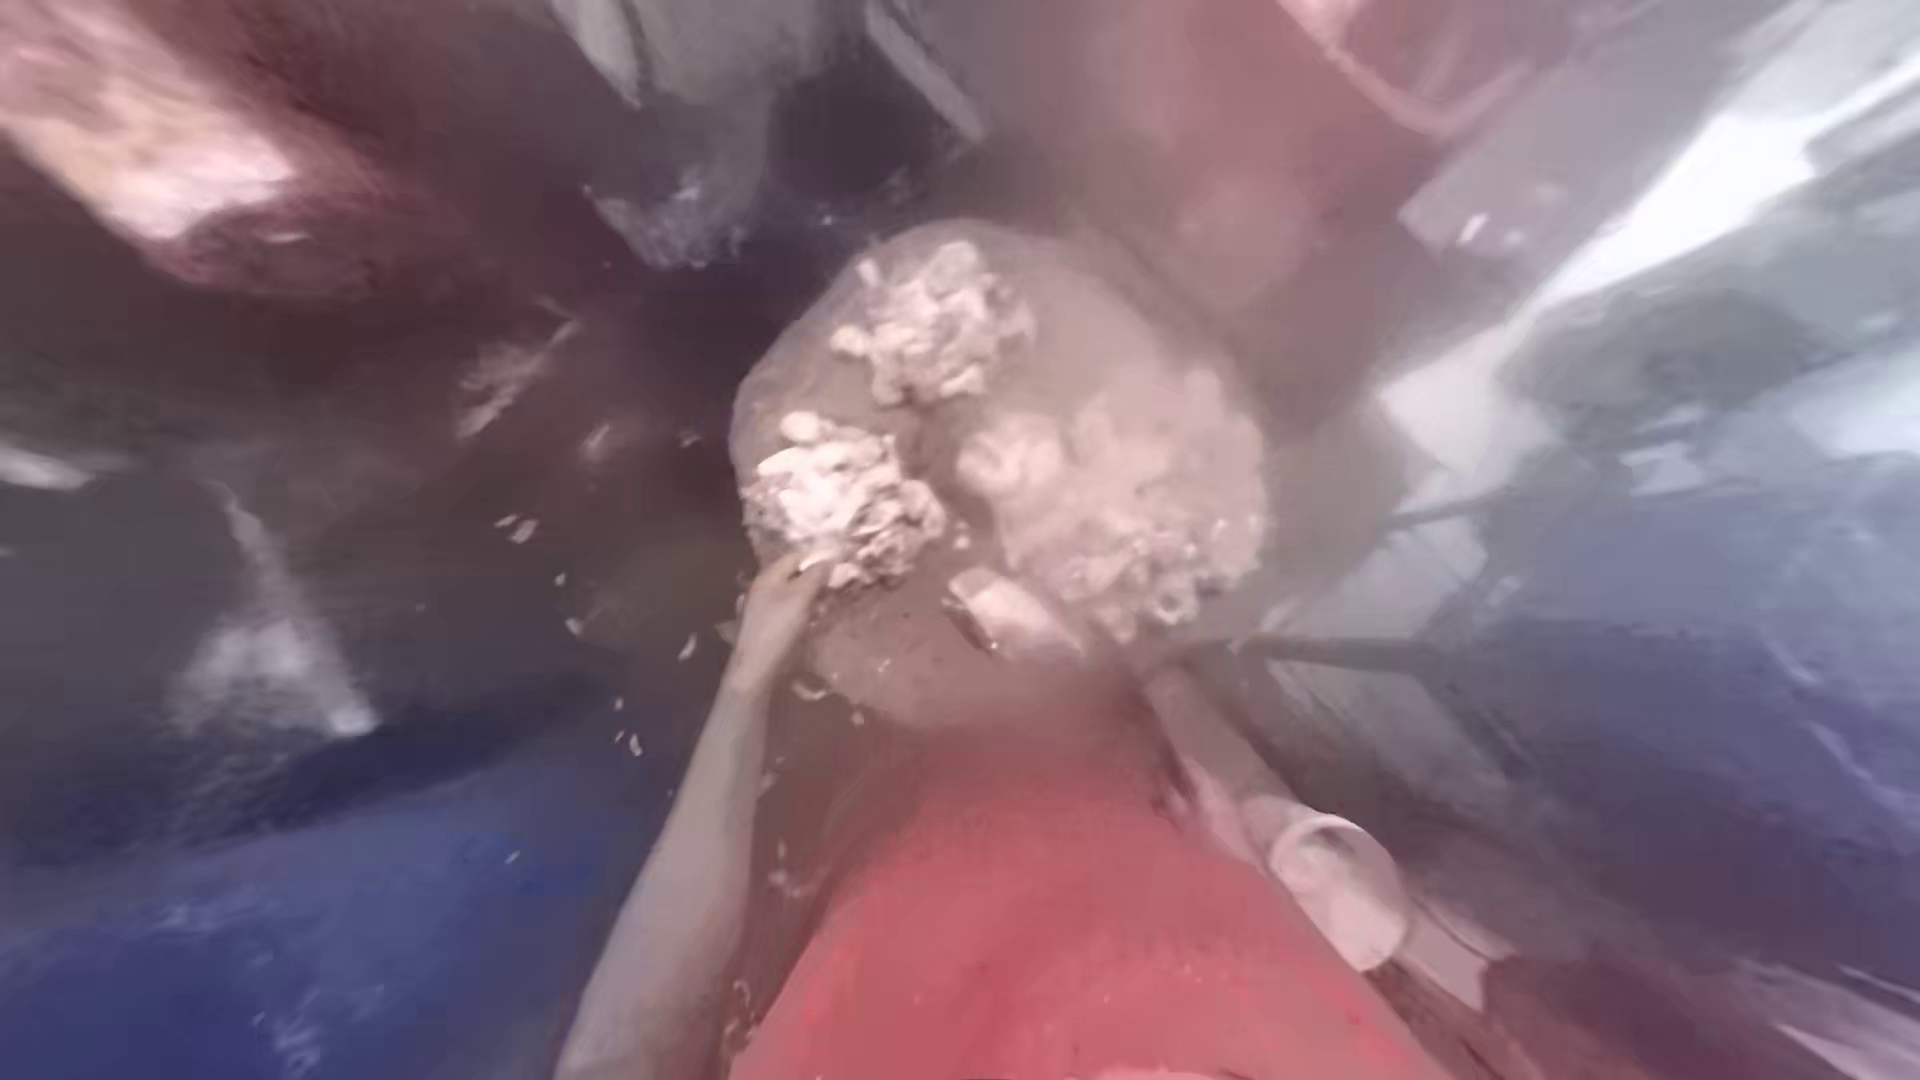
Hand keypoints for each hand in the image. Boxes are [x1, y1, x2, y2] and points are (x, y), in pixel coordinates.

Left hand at [725, 553, 826, 692]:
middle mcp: (760, 588)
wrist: (757, 668)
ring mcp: (759, 608)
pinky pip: (784, 610)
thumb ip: (815, 575)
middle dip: (813, 577)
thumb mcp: (801, 596)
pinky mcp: (762, 626)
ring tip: (826, 602)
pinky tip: (808, 618)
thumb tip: (828, 559)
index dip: (816, 557)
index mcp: (768, 577)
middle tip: (835, 584)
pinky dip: (799, 610)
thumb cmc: (779, 627)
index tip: (837, 564)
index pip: (794, 557)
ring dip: (808, 595)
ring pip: (788, 593)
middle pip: (791, 575)